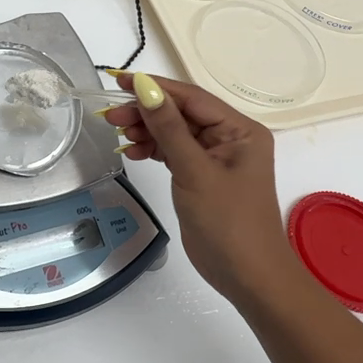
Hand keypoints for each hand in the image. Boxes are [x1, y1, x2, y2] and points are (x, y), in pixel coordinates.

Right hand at [102, 72, 295, 300]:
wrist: (249, 280)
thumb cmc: (228, 222)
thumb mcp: (194, 170)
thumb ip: (167, 126)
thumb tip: (144, 86)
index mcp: (239, 130)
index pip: (191, 97)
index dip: (155, 87)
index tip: (119, 82)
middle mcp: (230, 138)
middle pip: (180, 113)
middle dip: (146, 112)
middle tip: (112, 117)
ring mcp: (216, 158)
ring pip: (174, 131)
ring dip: (147, 131)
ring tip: (120, 136)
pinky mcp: (202, 175)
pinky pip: (173, 150)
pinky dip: (153, 149)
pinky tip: (133, 153)